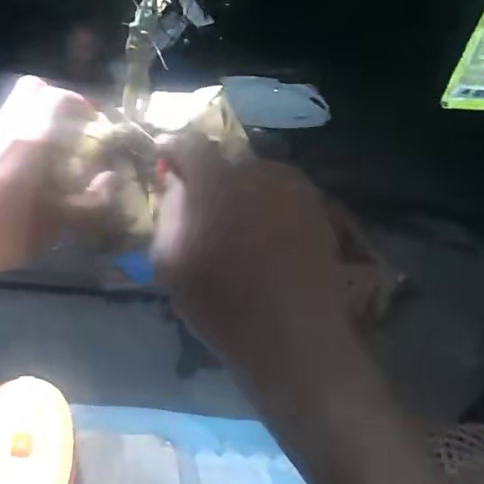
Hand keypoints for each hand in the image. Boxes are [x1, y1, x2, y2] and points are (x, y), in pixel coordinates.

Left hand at [0, 77, 107, 291]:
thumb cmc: (5, 235)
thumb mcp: (57, 224)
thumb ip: (91, 199)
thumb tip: (111, 178)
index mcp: (27, 138)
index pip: (57, 96)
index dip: (82, 103)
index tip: (96, 124)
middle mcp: (2, 127)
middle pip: (31, 89)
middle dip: (57, 101)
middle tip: (74, 128)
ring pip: (12, 106)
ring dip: (36, 116)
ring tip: (53, 150)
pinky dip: (18, 130)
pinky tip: (26, 165)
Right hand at [151, 134, 355, 381]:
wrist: (293, 339)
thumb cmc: (218, 300)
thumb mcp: (168, 258)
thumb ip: (169, 211)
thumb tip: (176, 184)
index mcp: (217, 181)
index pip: (189, 144)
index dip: (173, 148)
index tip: (162, 158)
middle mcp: (260, 174)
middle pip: (226, 160)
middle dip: (209, 176)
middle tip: (198, 204)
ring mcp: (297, 192)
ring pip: (258, 178)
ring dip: (240, 191)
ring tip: (232, 224)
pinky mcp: (321, 214)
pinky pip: (282, 197)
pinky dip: (267, 208)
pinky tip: (261, 240)